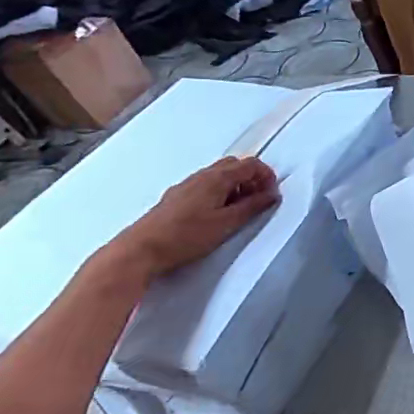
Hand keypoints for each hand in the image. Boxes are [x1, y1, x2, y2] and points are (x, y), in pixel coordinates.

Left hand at [97, 157, 278, 280]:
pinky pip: (205, 185)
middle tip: (258, 200)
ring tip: (239, 210)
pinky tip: (217, 214)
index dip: (266, 176)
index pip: (250, 164)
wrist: (141, 249)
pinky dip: (219, 192)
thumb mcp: (227, 224)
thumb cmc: (186, 236)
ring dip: (235, 186)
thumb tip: (272, 194)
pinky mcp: (176, 197)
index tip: (272, 194)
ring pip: (218, 175)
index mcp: (217, 178)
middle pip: (234, 165)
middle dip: (252, 179)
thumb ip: (252, 207)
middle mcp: (201, 176)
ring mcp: (186, 185)